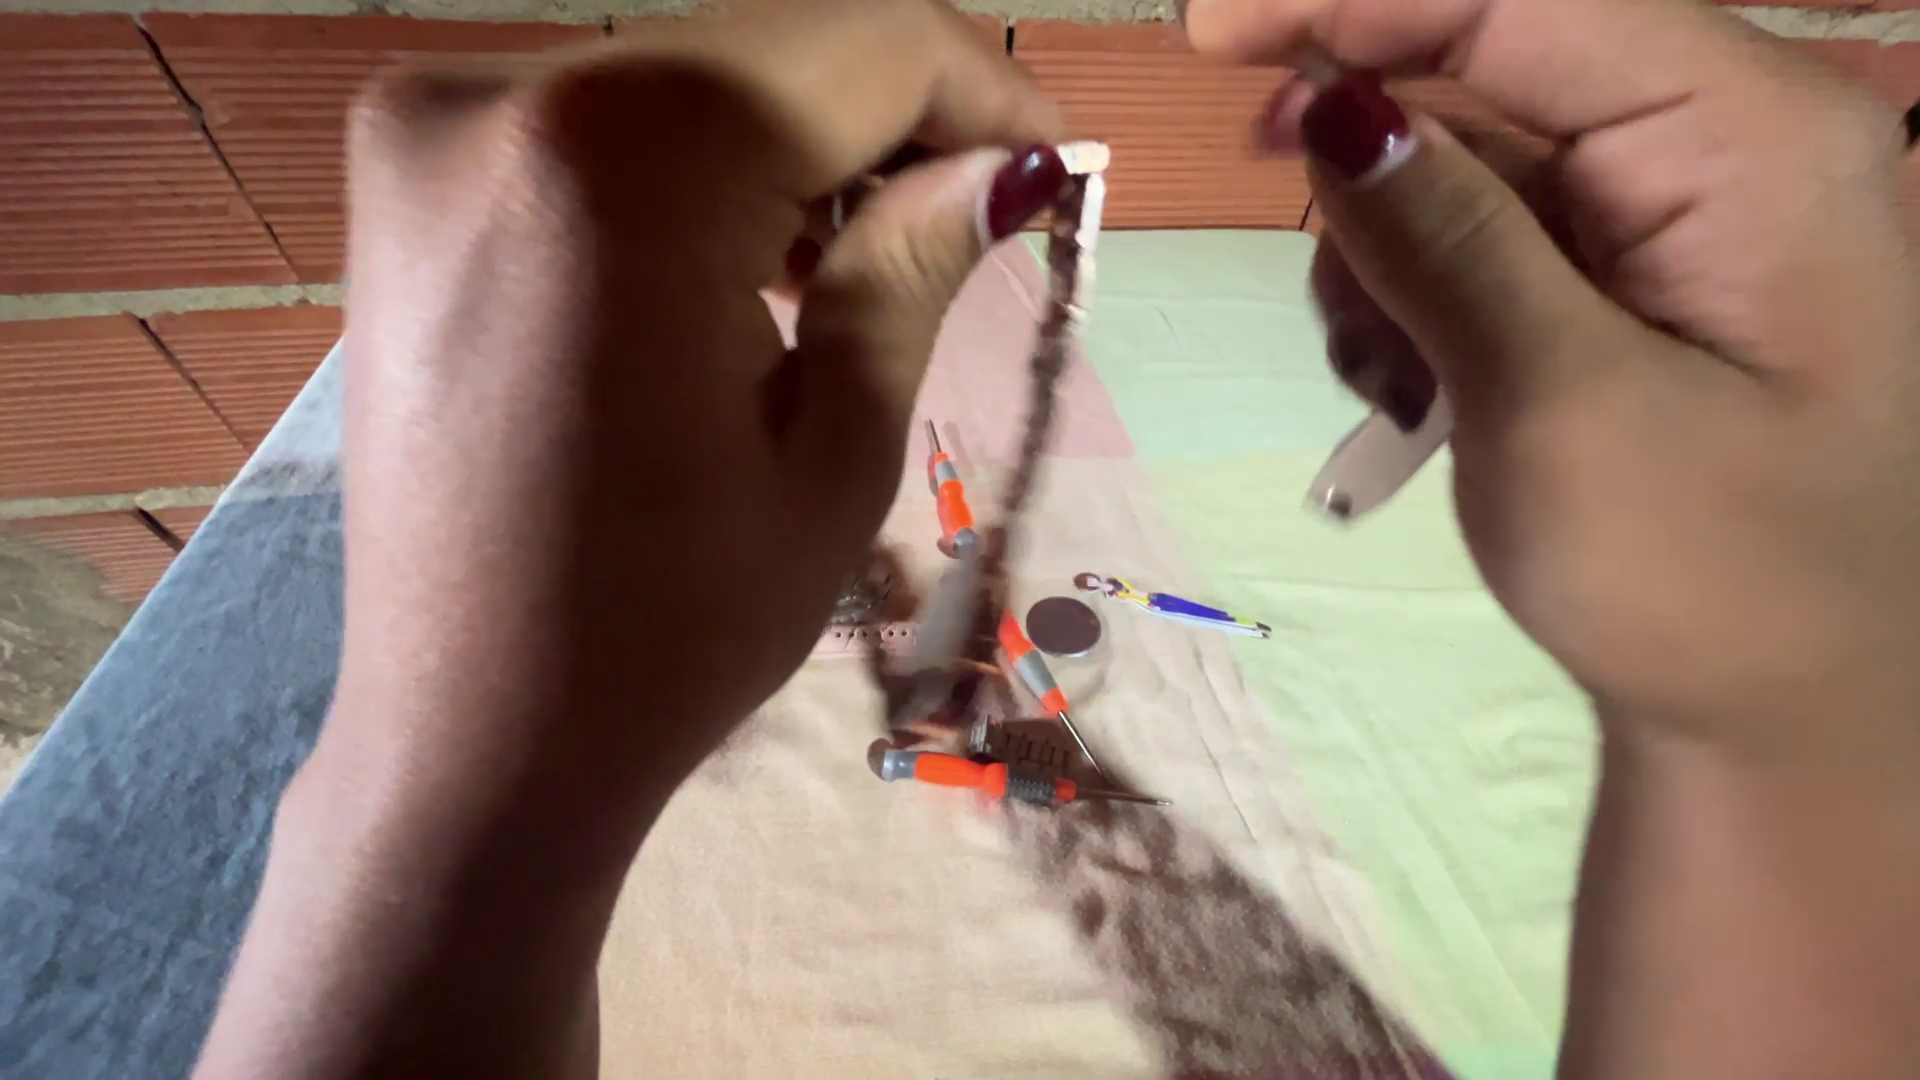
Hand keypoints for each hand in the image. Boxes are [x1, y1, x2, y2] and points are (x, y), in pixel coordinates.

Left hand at [337, 0, 1064, 783]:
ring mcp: (429, 135)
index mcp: (623, 164)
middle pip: (765, 52)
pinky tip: (763, 262)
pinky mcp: (412, 191)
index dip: (979, 92)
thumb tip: (1011, 170)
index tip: (1051, 165)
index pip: (856, 47)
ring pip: (686, 87)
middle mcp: (494, 95)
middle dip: (895, 122)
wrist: (487, 734)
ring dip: (804, 151)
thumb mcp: (834, 451)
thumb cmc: (682, 624)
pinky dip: (708, 177)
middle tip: (979, 212)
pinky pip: (606, 138)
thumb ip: (911, 269)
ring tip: (879, 253)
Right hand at [1188, 0, 1919, 760]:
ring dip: (1374, 274)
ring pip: (1439, 185)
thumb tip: (1331, 110)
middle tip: (1319, 266)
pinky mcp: (1584, 290)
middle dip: (1363, 175)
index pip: (1528, 1)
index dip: (1359, 0)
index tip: (1215, 29)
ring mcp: (1636, 227)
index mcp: (1744, 140)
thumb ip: (1445, 243)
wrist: (1758, 696)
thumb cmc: (1695, 564)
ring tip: (1396, 387)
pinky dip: (1394, 314)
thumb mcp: (1551, 398)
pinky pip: (1447, 256)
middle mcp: (1700, 152)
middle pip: (1475, 86)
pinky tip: (1411, 395)